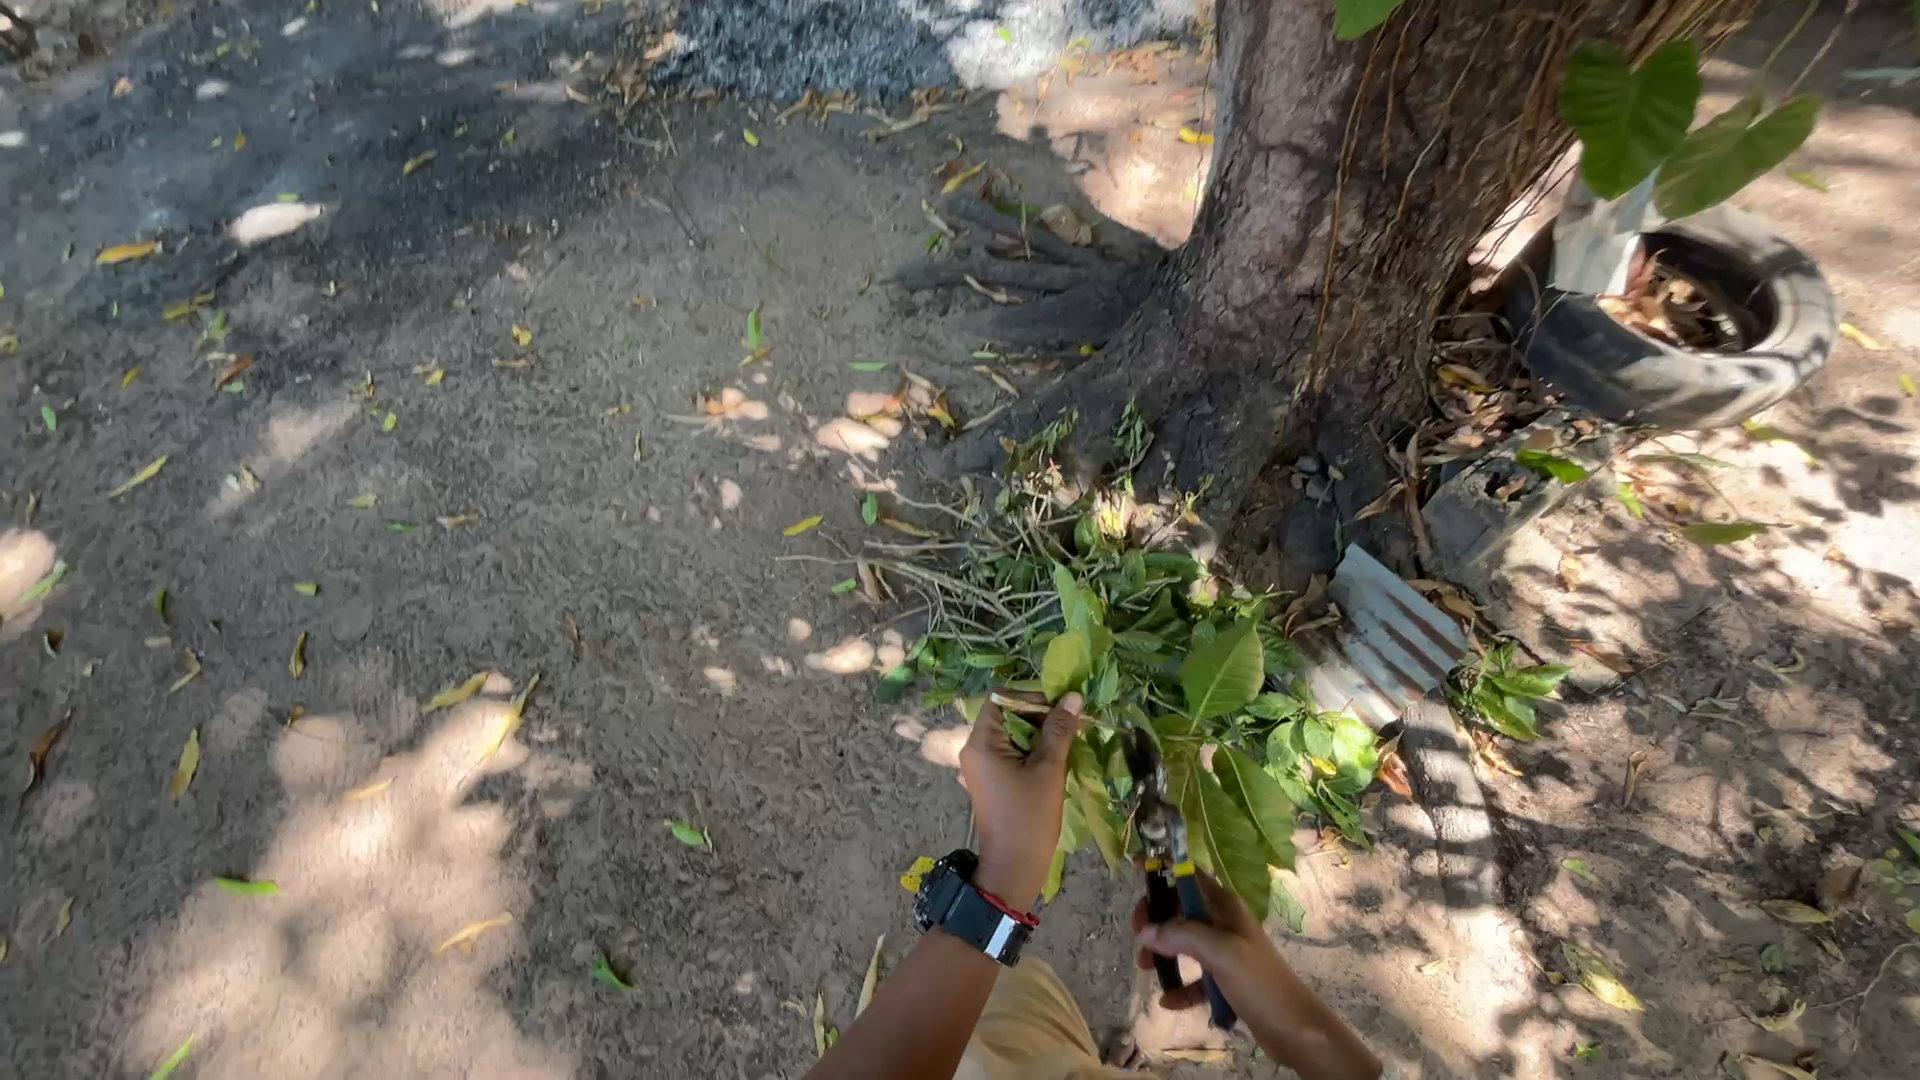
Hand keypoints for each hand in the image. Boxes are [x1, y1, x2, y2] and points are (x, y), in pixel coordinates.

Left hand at [958, 688, 1082, 908]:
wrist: (1012, 868)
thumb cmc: (1029, 818)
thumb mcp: (1048, 770)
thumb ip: (1059, 730)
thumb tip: (1073, 696)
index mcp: (981, 741)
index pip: (1001, 698)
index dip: (1031, 697)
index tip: (1060, 709)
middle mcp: (974, 747)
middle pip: (1006, 713)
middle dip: (1039, 715)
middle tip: (1070, 725)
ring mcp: (980, 763)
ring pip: (1011, 732)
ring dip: (1039, 733)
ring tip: (1067, 742)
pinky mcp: (990, 777)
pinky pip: (1010, 750)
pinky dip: (1031, 749)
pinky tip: (1055, 758)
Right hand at [1134, 872, 1381, 1079]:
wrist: (1298, 1031)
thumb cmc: (1260, 982)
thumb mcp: (1220, 952)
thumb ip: (1181, 935)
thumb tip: (1146, 930)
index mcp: (1223, 905)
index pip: (1188, 874)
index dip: (1164, 867)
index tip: (1136, 869)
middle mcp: (1222, 921)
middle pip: (1179, 907)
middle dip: (1156, 917)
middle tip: (1138, 934)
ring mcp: (1224, 951)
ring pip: (1184, 941)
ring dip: (1163, 951)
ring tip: (1145, 967)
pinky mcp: (1226, 979)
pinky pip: (1195, 976)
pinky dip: (1180, 985)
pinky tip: (1167, 1000)